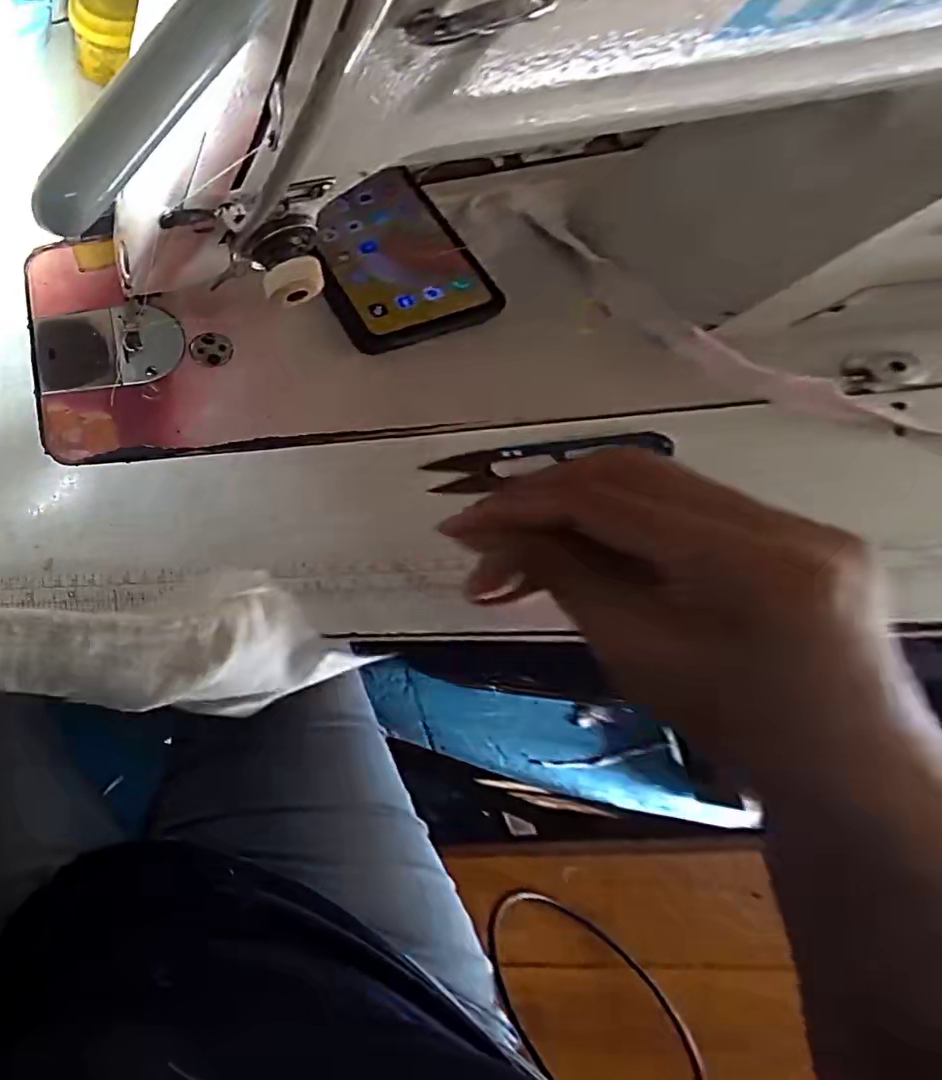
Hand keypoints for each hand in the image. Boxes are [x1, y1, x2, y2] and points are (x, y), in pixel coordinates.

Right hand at [438, 448, 907, 780]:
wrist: (839, 763)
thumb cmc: (724, 716)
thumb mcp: (623, 643)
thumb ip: (559, 572)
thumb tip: (490, 532)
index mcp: (745, 559)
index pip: (603, 500)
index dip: (517, 506)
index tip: (458, 528)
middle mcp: (778, 522)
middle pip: (626, 473)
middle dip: (537, 497)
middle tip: (481, 533)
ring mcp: (789, 523)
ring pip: (647, 482)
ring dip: (566, 507)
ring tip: (515, 549)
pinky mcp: (783, 534)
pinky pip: (674, 507)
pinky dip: (606, 521)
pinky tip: (569, 549)